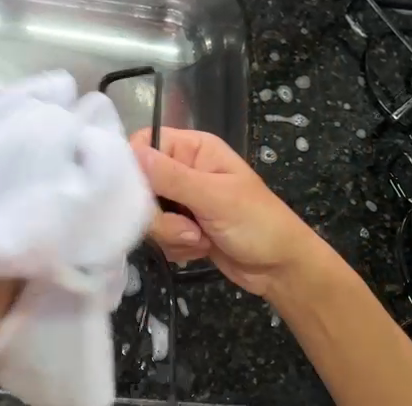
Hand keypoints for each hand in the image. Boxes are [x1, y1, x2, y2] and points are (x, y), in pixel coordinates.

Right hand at [130, 127, 326, 298]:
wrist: (280, 268)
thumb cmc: (257, 222)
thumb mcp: (215, 197)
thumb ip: (172, 177)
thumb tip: (131, 154)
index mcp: (194, 148)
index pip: (146, 142)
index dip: (135, 166)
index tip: (137, 193)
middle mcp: (183, 169)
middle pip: (141, 183)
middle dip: (159, 214)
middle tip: (187, 227)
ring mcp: (181, 200)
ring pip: (149, 214)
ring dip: (171, 234)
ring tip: (200, 239)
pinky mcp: (181, 227)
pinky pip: (159, 235)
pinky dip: (176, 246)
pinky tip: (200, 249)